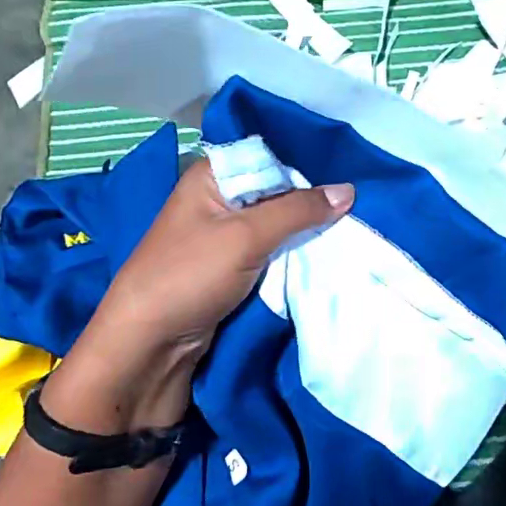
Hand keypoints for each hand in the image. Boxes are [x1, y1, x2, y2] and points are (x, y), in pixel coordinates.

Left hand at [44, 159, 353, 433]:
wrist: (150, 346)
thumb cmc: (190, 275)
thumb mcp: (246, 236)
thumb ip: (298, 210)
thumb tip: (349, 190)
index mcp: (211, 177)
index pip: (268, 158)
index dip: (303, 169)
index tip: (342, 181)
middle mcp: (217, 200)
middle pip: (276, 192)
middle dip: (310, 204)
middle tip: (355, 210)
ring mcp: (223, 236)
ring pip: (276, 226)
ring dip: (304, 234)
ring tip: (349, 233)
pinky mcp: (231, 268)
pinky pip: (270, 253)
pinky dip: (292, 256)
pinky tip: (323, 256)